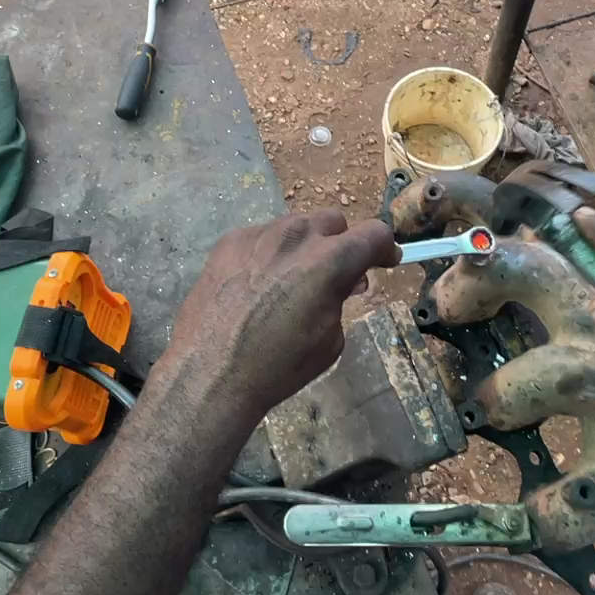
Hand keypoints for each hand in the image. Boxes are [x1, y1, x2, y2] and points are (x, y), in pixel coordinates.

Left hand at [155, 210, 397, 425]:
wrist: (210, 373)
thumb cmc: (278, 366)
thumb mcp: (330, 339)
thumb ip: (342, 298)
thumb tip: (346, 281)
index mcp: (329, 261)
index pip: (374, 232)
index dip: (384, 248)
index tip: (383, 262)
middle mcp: (296, 237)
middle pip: (333, 221)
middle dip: (341, 244)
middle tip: (334, 276)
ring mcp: (259, 234)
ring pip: (296, 226)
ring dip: (304, 246)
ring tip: (292, 281)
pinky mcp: (230, 240)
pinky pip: (262, 237)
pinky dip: (270, 253)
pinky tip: (257, 284)